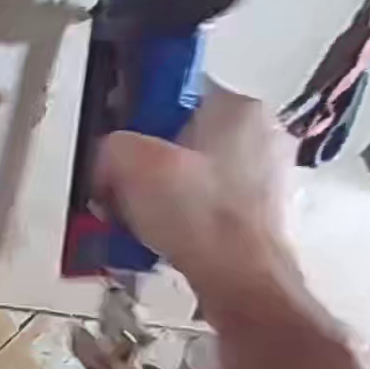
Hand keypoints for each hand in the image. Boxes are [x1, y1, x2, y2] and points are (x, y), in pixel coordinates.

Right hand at [94, 82, 298, 301]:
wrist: (239, 278)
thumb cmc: (196, 216)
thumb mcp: (130, 164)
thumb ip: (110, 143)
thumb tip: (107, 153)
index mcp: (236, 107)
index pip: (169, 90)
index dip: (131, 116)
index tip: (113, 146)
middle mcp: (258, 132)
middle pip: (173, 134)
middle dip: (137, 162)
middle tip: (118, 188)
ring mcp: (262, 171)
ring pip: (183, 168)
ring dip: (150, 190)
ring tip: (133, 216)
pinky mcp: (255, 206)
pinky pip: (196, 197)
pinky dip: (171, 211)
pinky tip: (156, 231)